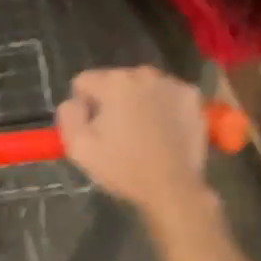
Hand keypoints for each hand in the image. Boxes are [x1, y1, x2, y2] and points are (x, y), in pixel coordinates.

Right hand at [56, 67, 213, 221]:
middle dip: (111, 102)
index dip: (83, 106)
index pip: (84, 82)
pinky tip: (162, 131)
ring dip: (137, 103)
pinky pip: (166, 95)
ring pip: (142, 87)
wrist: (172, 187)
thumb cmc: (122, 168)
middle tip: (117, 134)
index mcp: (114, 83)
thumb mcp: (78, 148)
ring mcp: (172, 83)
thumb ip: (68, 115)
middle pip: (115, 81)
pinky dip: (162, 107)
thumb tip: (74, 102)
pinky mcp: (192, 97)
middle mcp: (144, 74)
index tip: (93, 130)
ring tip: (141, 134)